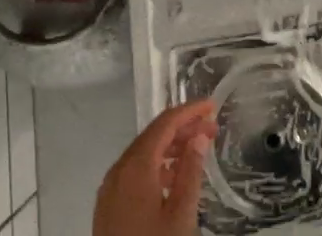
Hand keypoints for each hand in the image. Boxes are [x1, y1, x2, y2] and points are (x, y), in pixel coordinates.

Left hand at [94, 99, 217, 235]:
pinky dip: (156, 164)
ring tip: (198, 150)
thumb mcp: (181, 214)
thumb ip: (190, 171)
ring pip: (143, 153)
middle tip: (212, 128)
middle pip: (152, 135)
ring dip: (170, 146)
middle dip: (182, 127)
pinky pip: (134, 171)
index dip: (189, 111)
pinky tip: (173, 176)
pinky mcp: (108, 204)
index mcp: (136, 165)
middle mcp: (119, 169)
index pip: (164, 124)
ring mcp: (110, 187)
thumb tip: (198, 136)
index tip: (212, 106)